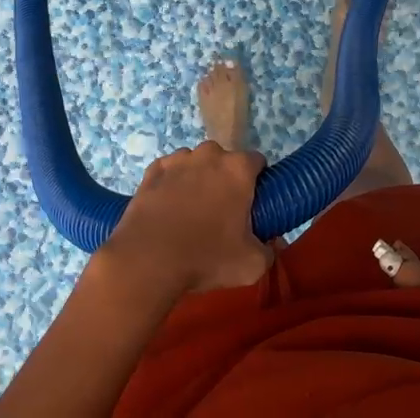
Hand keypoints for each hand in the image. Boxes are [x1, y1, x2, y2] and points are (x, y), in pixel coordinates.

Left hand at [97, 141, 272, 296]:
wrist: (148, 260)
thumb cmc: (206, 257)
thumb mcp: (251, 265)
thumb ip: (269, 250)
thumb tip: (271, 245)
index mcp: (238, 169)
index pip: (257, 162)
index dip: (256, 182)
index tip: (252, 204)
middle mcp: (209, 154)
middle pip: (224, 160)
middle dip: (225, 179)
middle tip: (221, 212)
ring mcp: (178, 159)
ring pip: (195, 163)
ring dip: (197, 179)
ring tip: (190, 212)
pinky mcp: (153, 170)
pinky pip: (169, 171)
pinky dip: (171, 184)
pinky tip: (168, 209)